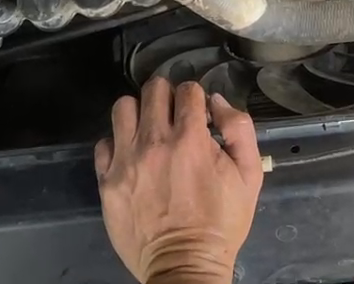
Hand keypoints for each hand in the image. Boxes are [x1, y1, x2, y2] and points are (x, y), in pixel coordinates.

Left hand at [95, 79, 264, 283]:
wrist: (185, 268)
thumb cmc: (221, 222)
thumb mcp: (249, 175)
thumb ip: (239, 128)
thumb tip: (216, 101)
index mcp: (190, 138)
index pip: (187, 89)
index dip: (196, 98)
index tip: (198, 116)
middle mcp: (154, 142)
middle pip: (153, 89)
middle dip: (167, 96)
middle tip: (173, 116)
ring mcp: (126, 161)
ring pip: (123, 107)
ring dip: (139, 113)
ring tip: (148, 130)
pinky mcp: (107, 181)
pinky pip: (104, 143)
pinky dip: (117, 144)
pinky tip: (131, 156)